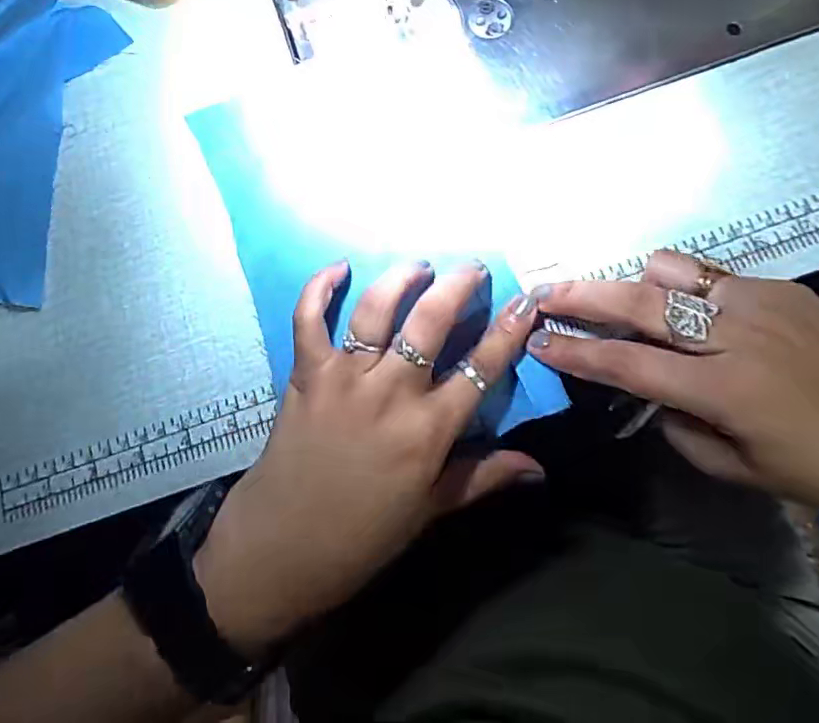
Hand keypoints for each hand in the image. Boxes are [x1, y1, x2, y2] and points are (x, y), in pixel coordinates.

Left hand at [192, 260, 544, 658]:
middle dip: (458, 285)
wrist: (279, 552)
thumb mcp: (432, 510)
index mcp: (429, 430)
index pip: (480, 368)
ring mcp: (345, 379)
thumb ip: (485, 477)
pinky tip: (339, 268)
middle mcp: (391, 394)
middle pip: (431, 321)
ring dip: (401, 279)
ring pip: (377, 310)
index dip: (508, 330)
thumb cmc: (363, 535)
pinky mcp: (306, 375)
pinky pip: (309, 320)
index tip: (525, 300)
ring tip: (419, 266)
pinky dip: (319, 289)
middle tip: (473, 268)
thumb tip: (539, 468)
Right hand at [529, 251, 818, 559]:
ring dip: (637, 282)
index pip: (630, 365)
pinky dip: (688, 292)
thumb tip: (647, 390)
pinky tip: (695, 315)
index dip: (578, 353)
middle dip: (585, 296)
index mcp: (726, 391)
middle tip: (546, 291)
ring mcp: (760, 300)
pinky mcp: (781, 286)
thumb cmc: (817, 470)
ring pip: (673, 269)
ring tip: (622, 300)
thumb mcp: (736, 467)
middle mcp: (737, 334)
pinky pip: (714, 277)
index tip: (539, 341)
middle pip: (642, 302)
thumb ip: (678, 425)